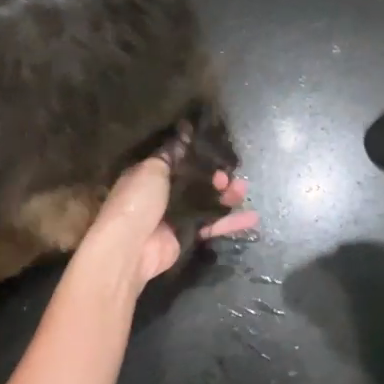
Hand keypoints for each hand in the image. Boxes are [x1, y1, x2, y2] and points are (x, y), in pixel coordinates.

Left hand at [82, 158, 257, 283]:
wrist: (131, 245)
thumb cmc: (137, 201)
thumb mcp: (151, 169)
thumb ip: (170, 155)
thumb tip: (182, 138)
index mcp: (150, 176)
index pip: (179, 163)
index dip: (198, 158)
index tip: (217, 153)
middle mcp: (163, 195)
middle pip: (197, 183)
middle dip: (216, 178)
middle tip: (229, 176)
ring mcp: (176, 217)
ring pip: (208, 203)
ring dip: (227, 197)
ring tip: (243, 190)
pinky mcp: (188, 236)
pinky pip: (212, 226)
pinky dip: (231, 222)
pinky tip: (252, 217)